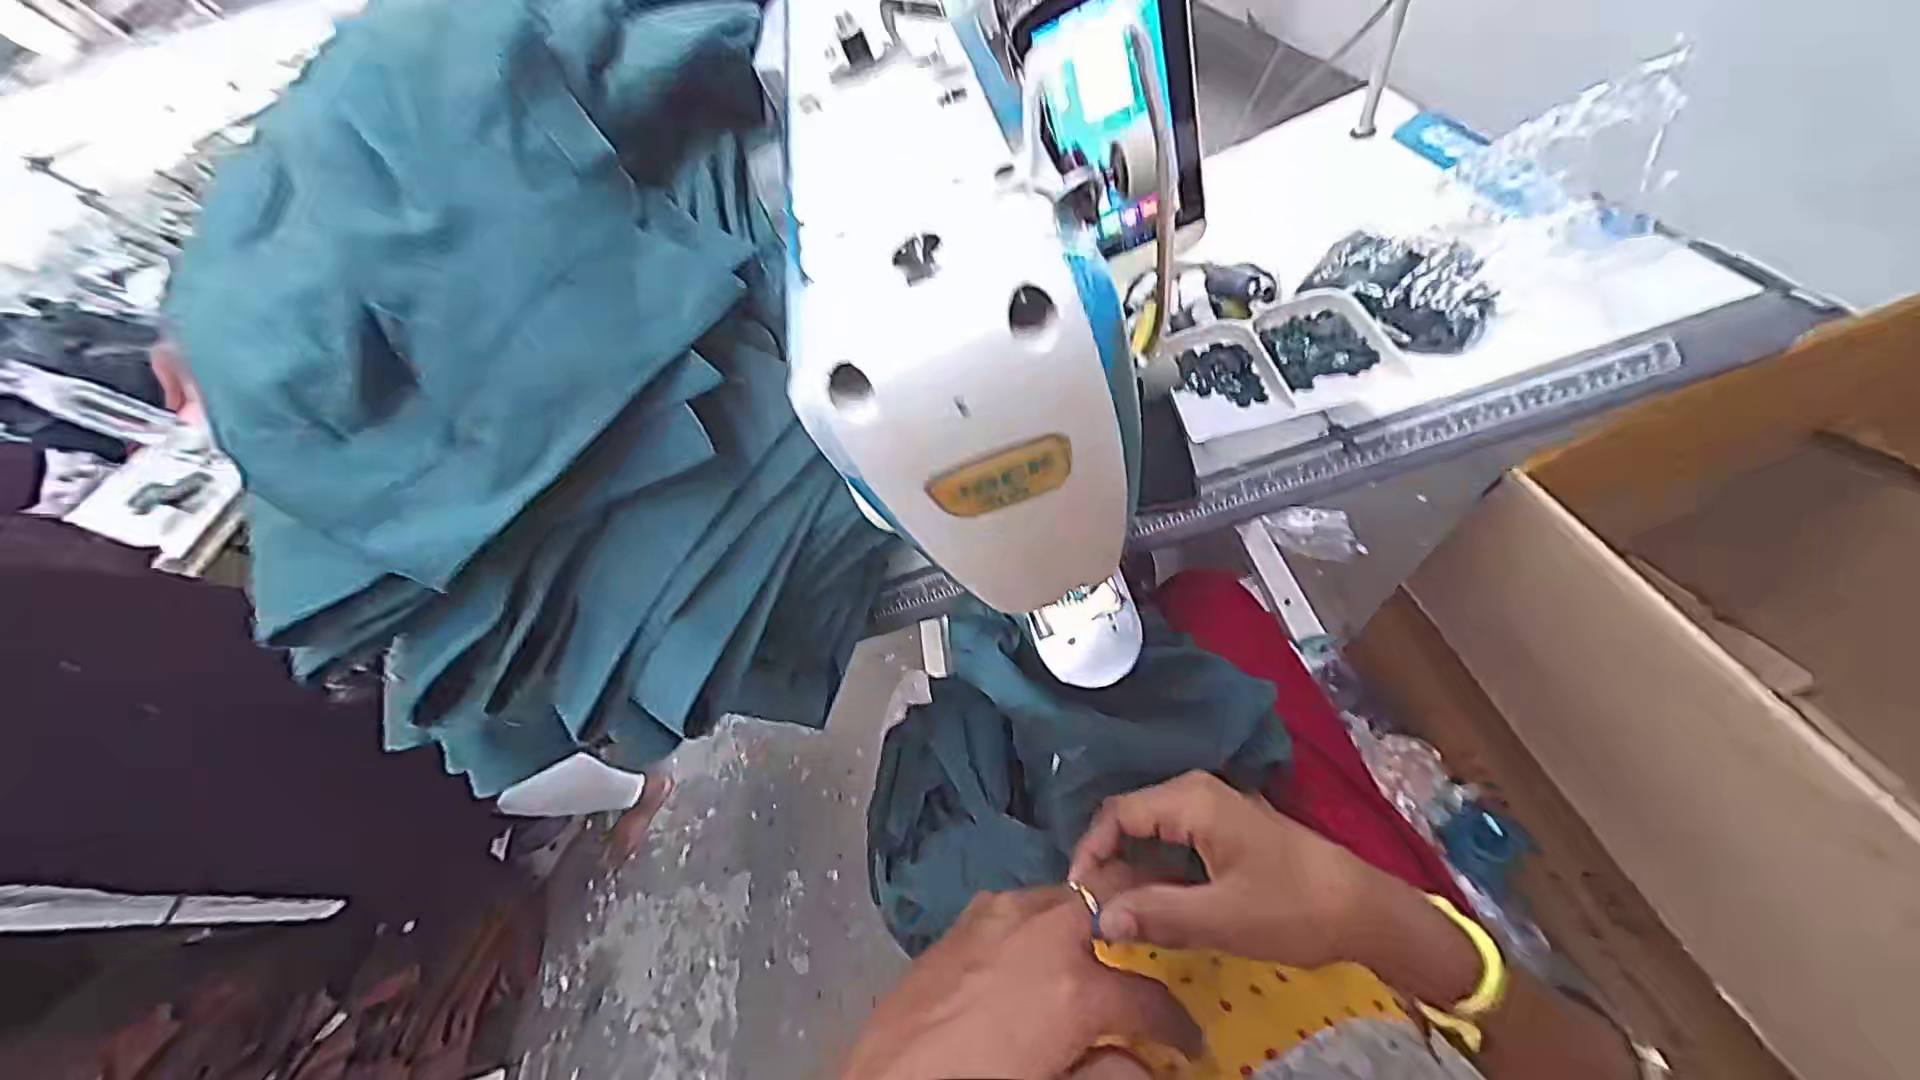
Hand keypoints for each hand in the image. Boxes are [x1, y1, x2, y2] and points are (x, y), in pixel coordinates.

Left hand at [841, 888, 1198, 1079]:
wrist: (888, 1078)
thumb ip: (1110, 1070)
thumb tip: (1144, 1060)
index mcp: (1074, 986)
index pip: (1148, 997)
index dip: (1175, 1023)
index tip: (1185, 1039)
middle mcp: (1042, 929)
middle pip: (1112, 894)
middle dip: (1141, 911)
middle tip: (1157, 936)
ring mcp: (1002, 911)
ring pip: (1065, 892)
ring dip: (1089, 912)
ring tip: (1098, 942)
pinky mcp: (970, 913)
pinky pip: (1022, 902)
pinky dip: (1043, 916)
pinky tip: (1036, 945)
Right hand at [1069, 772, 1476, 1001]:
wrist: (1364, 909)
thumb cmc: (1294, 907)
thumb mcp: (1224, 918)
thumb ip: (1157, 915)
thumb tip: (1099, 920)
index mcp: (1190, 798)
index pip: (1117, 813)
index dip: (1090, 851)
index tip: (1077, 895)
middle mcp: (1192, 791)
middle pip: (1128, 818)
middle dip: (1107, 861)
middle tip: (1094, 909)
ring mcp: (1206, 806)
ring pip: (1147, 831)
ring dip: (1128, 868)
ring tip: (1115, 911)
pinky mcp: (1218, 825)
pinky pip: (1169, 840)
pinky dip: (1152, 869)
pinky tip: (1149, 902)